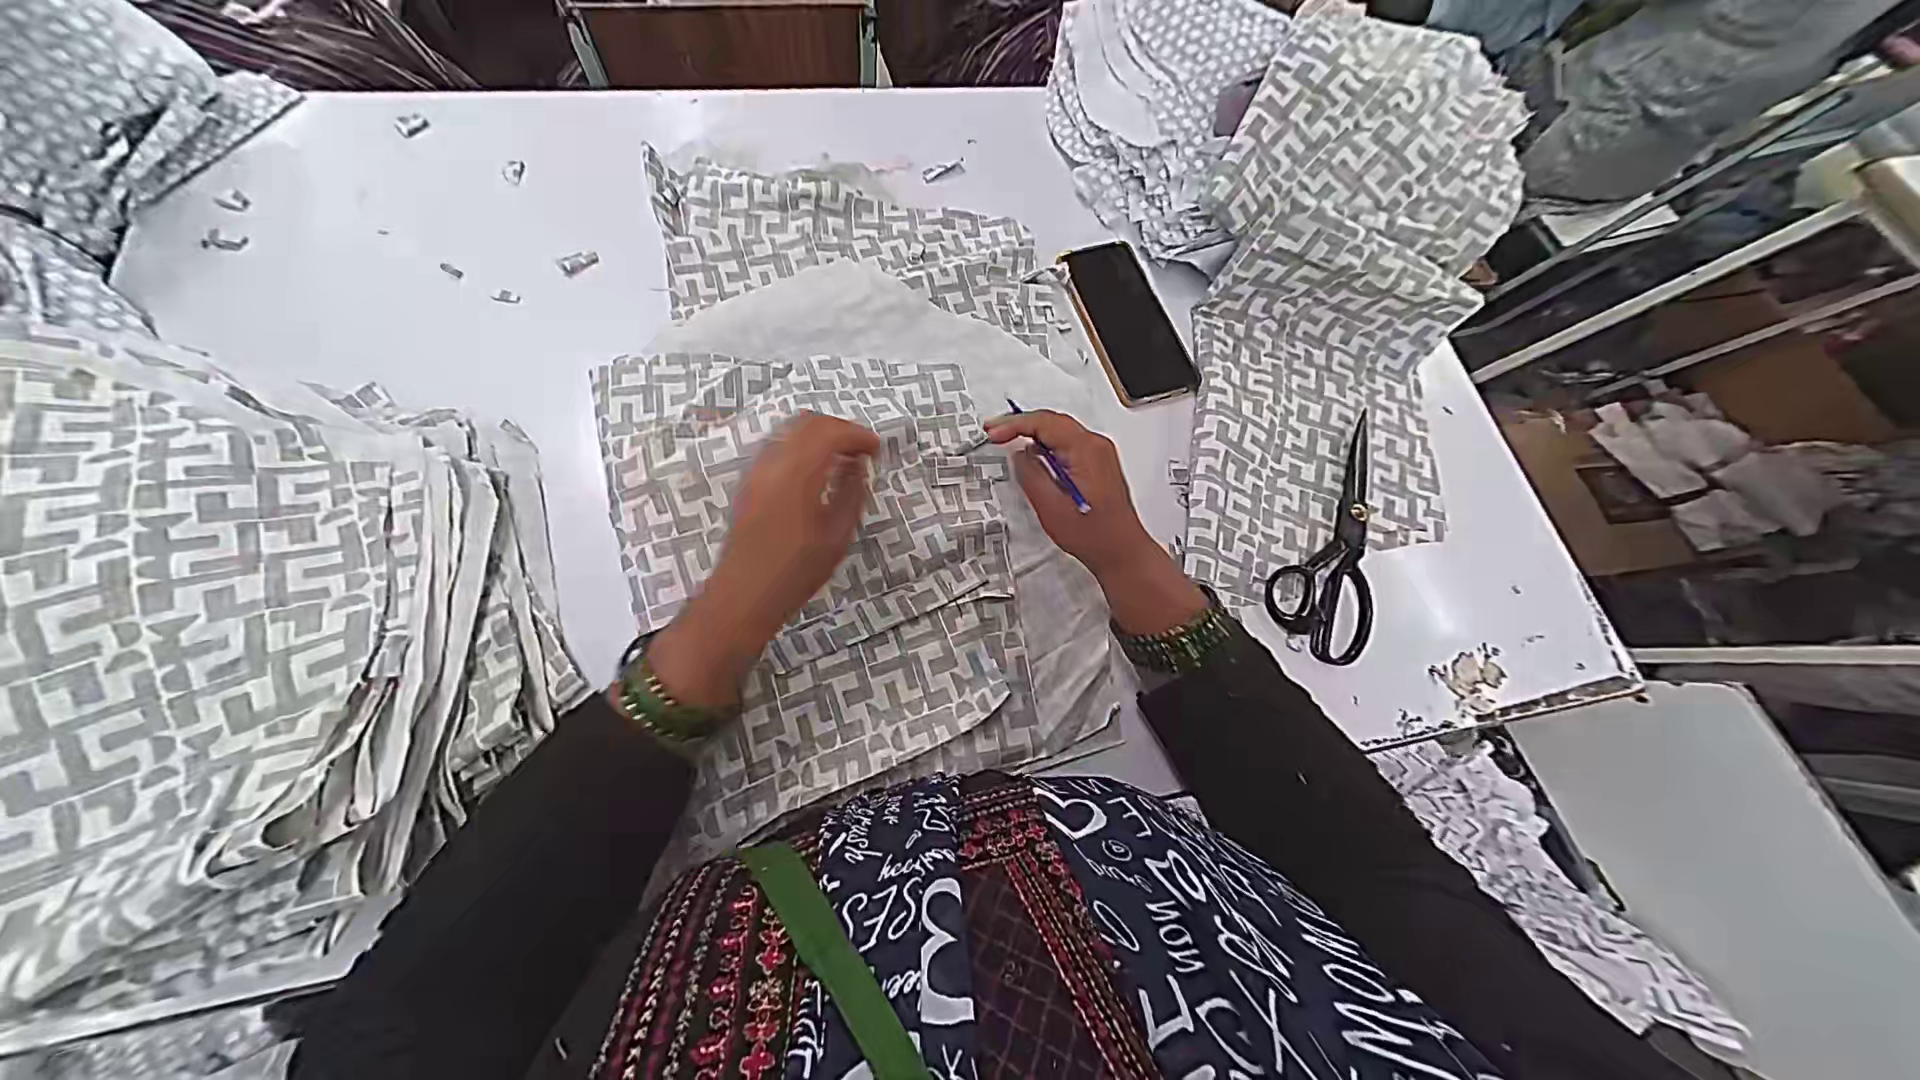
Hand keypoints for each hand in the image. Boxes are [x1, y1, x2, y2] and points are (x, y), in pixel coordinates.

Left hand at [645, 413, 880, 706]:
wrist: (745, 594)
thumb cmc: (797, 570)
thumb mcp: (838, 534)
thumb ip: (852, 493)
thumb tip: (858, 466)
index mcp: (798, 472)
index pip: (830, 432)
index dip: (858, 435)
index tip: (877, 450)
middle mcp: (772, 462)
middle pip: (807, 423)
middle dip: (839, 430)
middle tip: (862, 450)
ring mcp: (756, 471)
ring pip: (790, 432)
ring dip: (819, 437)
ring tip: (842, 460)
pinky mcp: (749, 483)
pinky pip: (778, 448)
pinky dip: (802, 448)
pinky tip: (816, 474)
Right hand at [983, 410, 1205, 635]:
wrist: (1121, 551)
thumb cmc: (1094, 535)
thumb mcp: (1051, 506)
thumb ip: (1031, 474)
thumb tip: (1019, 454)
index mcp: (1087, 450)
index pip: (1044, 422)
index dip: (1014, 424)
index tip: (994, 432)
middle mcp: (1096, 446)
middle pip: (1053, 422)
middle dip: (1020, 424)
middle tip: (995, 431)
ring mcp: (1099, 454)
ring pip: (1059, 432)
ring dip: (1033, 434)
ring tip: (1008, 439)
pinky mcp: (1097, 464)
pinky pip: (1067, 444)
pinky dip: (1046, 445)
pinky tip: (1033, 455)